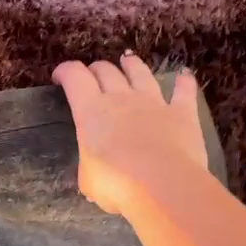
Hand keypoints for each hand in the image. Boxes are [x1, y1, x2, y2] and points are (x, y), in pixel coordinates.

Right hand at [53, 53, 208, 215]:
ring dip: (132, 65)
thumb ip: (90, 166)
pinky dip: (184, 82)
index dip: (65, 71)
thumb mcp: (88, 179)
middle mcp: (121, 98)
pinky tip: (185, 75)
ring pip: (140, 73)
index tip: (60, 76)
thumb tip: (95, 171)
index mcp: (91, 111)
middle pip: (106, 71)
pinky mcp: (182, 113)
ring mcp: (153, 102)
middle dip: (95, 70)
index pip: (74, 78)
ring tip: (128, 61)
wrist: (163, 184)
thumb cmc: (116, 183)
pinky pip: (184, 91)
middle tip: (92, 75)